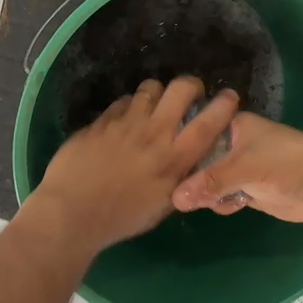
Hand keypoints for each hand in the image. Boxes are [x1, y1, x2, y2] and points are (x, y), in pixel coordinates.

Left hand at [27, 77, 238, 251]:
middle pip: (181, 89)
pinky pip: (123, 101)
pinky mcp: (102, 120)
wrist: (72, 211)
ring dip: (157, 93)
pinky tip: (125, 119)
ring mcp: (126, 122)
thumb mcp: (162, 205)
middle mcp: (154, 133)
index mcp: (174, 159)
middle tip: (189, 94)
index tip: (229, 98)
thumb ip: (179, 179)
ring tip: (154, 105)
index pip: (208, 124)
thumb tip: (188, 164)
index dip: (223, 106)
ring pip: (150, 88)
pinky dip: (130, 106)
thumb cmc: (121, 218)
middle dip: (190, 85)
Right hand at [172, 112, 302, 222]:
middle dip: (192, 178)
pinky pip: (222, 195)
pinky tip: (232, 206)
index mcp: (231, 125)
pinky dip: (222, 202)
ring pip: (209, 181)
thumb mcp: (245, 168)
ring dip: (208, 193)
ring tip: (211, 200)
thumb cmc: (286, 163)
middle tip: (183, 193)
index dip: (179, 149)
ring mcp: (240, 167)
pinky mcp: (247, 188)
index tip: (165, 167)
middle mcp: (232, 143)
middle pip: (199, 160)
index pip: (194, 133)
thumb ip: (210, 182)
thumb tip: (175, 199)